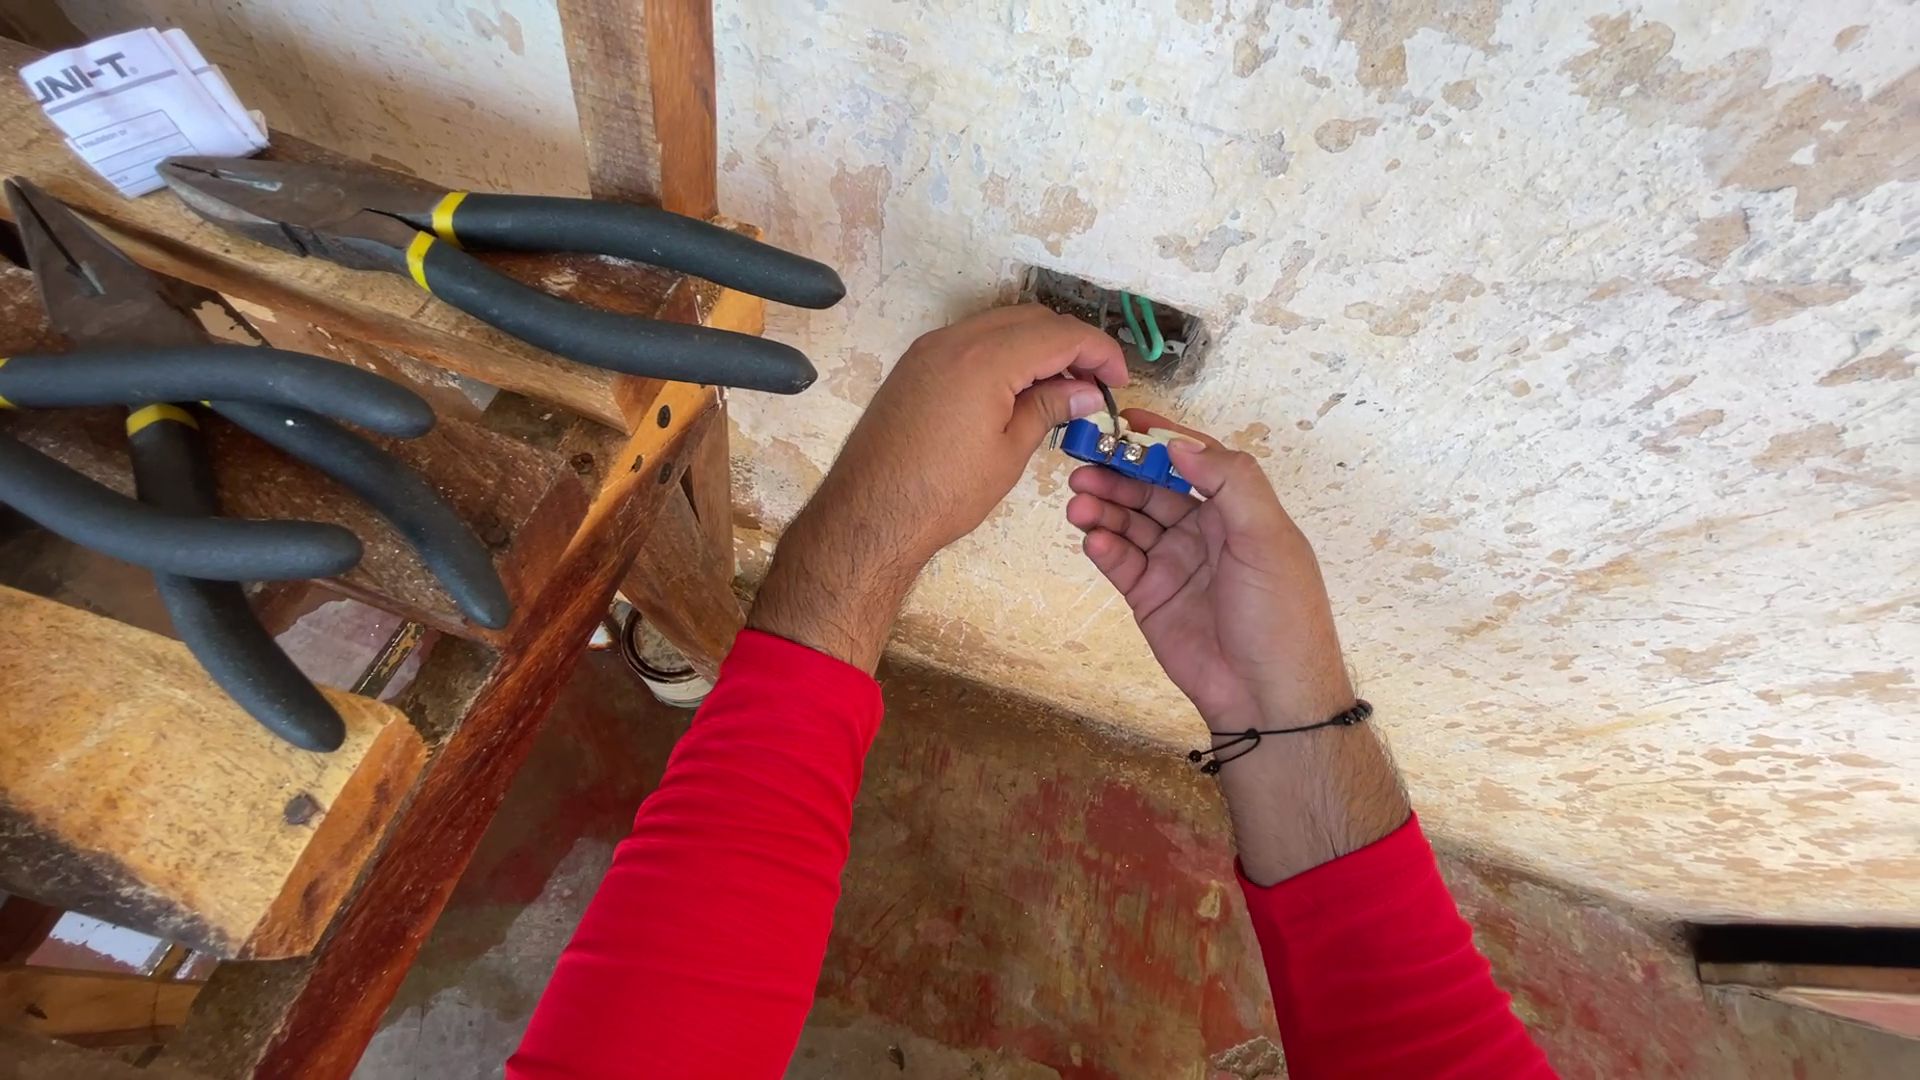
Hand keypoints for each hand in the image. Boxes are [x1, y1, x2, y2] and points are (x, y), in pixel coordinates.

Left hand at [749, 305, 1126, 671]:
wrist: (870, 513)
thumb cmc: (942, 493)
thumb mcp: (1008, 452)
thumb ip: (1049, 409)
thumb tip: (1085, 392)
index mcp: (985, 359)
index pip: (1061, 334)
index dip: (1100, 352)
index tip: (1118, 379)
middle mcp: (954, 340)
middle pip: (1032, 320)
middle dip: (1071, 345)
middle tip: (1093, 384)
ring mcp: (929, 349)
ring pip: (1000, 326)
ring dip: (1036, 347)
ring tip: (1058, 388)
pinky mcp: (915, 365)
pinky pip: (971, 342)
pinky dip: (1003, 353)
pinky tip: (1016, 388)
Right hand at [1065, 409, 1351, 732]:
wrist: (1266, 695)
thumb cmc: (1280, 612)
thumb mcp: (1269, 537)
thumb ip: (1230, 482)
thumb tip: (1180, 443)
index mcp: (1235, 510)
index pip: (1190, 461)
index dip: (1157, 440)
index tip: (1122, 422)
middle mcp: (1200, 530)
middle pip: (1148, 490)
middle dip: (1116, 475)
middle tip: (1084, 467)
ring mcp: (1170, 562)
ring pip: (1127, 522)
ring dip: (1102, 508)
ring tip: (1078, 503)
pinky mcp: (1147, 594)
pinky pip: (1119, 561)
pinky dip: (1104, 547)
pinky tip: (1094, 541)